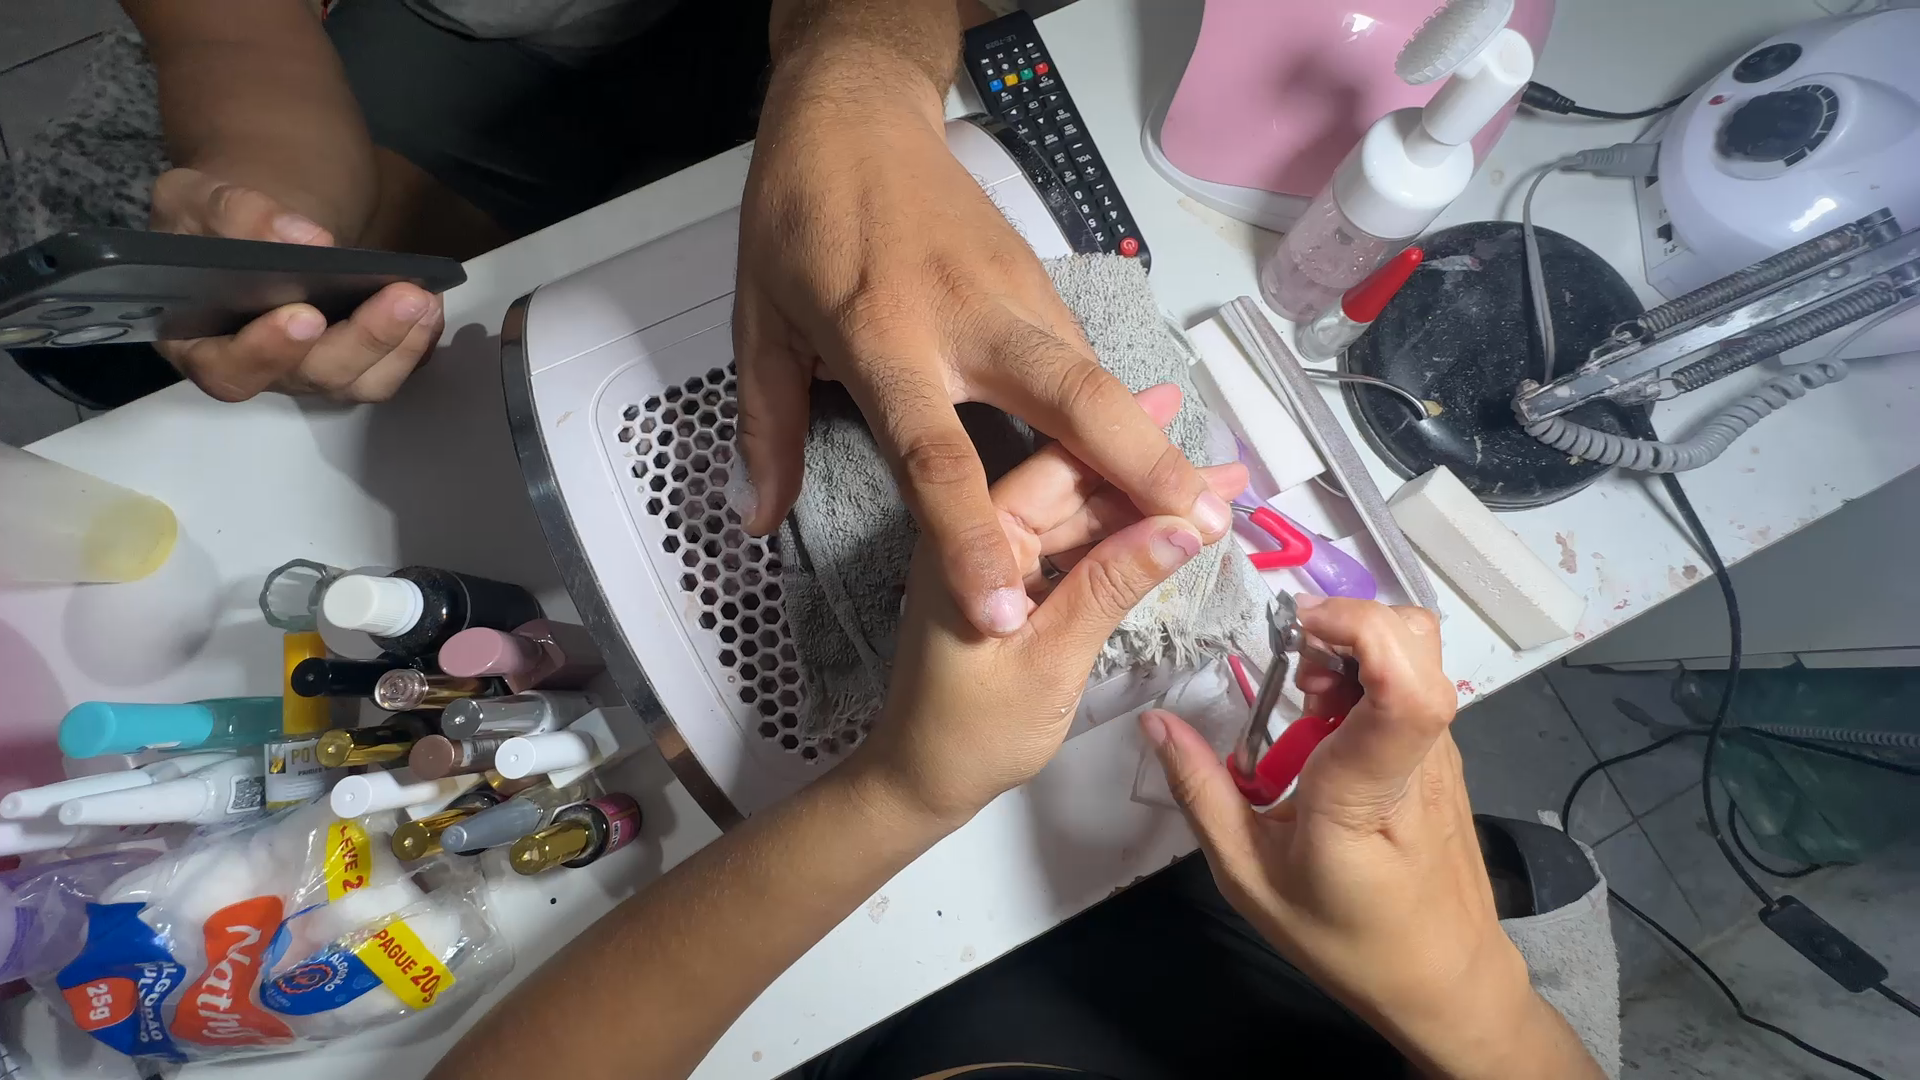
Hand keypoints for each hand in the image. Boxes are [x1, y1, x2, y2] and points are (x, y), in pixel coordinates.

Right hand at [149, 167, 442, 401]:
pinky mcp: (361, 368)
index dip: (267, 351)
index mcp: (198, 341)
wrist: (264, 232)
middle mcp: (263, 370)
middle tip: (403, 297)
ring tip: (424, 298)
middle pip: (318, 375)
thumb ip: (234, 214)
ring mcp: (317, 373)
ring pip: (367, 380)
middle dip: (366, 337)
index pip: (230, 368)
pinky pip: (398, 369)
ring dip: (403, 342)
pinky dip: (419, 339)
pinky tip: (432, 303)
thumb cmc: (219, 225)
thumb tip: (303, 236)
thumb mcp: (200, 200)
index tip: (304, 315)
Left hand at [732, 47, 1230, 640]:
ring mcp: (1014, 294)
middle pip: (1067, 400)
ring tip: (1202, 500)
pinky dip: (1121, 409)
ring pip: (1094, 376)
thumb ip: (766, 430)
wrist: (852, 116)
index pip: (936, 460)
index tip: (1004, 616)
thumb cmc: (798, 223)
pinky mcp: (1038, 279)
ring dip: (1150, 437)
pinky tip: (1143, 448)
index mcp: (884, 342)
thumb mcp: (760, 327)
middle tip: (1197, 526)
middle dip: (1135, 465)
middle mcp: (965, 321)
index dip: (970, 542)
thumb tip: (757, 519)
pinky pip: (1083, 357)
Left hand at [851, 384, 1245, 826]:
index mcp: (972, 539)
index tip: (1180, 411)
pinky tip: (1165, 534)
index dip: (1121, 442)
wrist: (924, 780)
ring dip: (1145, 513)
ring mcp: (1001, 562)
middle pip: (1075, 491)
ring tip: (1217, 499)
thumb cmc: (974, 731)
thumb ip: (1111, 587)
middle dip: (1151, 479)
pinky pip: (1073, 554)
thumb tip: (1182, 524)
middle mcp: (983, 535)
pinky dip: (1120, 546)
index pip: (1056, 472)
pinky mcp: (1016, 588)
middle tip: (1227, 470)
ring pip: (1081, 522)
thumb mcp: (1051, 659)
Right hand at [1144, 598, 1599, 1077]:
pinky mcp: (1440, 755)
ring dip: (1351, 650)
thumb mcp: (1246, 874)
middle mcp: (1418, 759)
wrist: (1447, 985)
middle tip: (1293, 659)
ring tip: (1302, 700)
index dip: (1362, 631)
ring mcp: (1439, 753)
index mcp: (1368, 793)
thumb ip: (1199, 791)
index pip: (1407, 692)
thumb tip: (1155, 722)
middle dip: (1348, 624)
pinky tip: (1324, 725)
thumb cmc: (1348, 939)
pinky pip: (1407, 685)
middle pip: (1419, 644)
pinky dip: (1363, 675)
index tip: (1298, 624)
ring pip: (1415, 655)